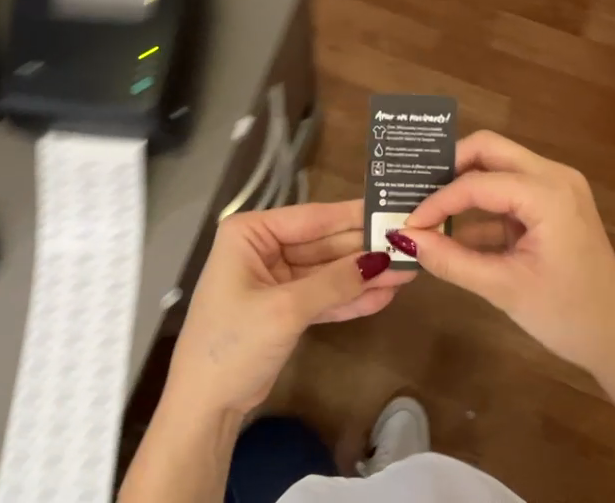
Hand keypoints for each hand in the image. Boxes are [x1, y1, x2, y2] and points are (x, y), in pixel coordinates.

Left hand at [164, 200, 412, 418]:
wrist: (205, 405)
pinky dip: (350, 298)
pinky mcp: (285, 308)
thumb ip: (334, 283)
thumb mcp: (286, 309)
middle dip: (363, 249)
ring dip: (363, 275)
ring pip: (327, 271)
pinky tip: (383, 295)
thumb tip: (380, 259)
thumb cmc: (234, 343)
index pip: (311, 218)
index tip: (392, 210)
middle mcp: (262, 248)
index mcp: (250, 233)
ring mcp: (275, 279)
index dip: (353, 216)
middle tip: (408, 245)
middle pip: (323, 243)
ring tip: (407, 271)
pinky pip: (323, 296)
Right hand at [391, 131, 614, 376]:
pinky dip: (480, 206)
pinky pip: (509, 189)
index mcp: (548, 194)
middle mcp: (555, 176)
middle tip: (415, 193)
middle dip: (447, 168)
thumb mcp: (503, 288)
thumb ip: (450, 259)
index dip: (437, 201)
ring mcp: (558, 187)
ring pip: (497, 165)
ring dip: (462, 184)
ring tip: (427, 209)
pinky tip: (453, 232)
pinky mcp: (555, 203)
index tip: (406, 224)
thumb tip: (403, 239)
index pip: (477, 183)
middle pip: (488, 149)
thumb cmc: (568, 316)